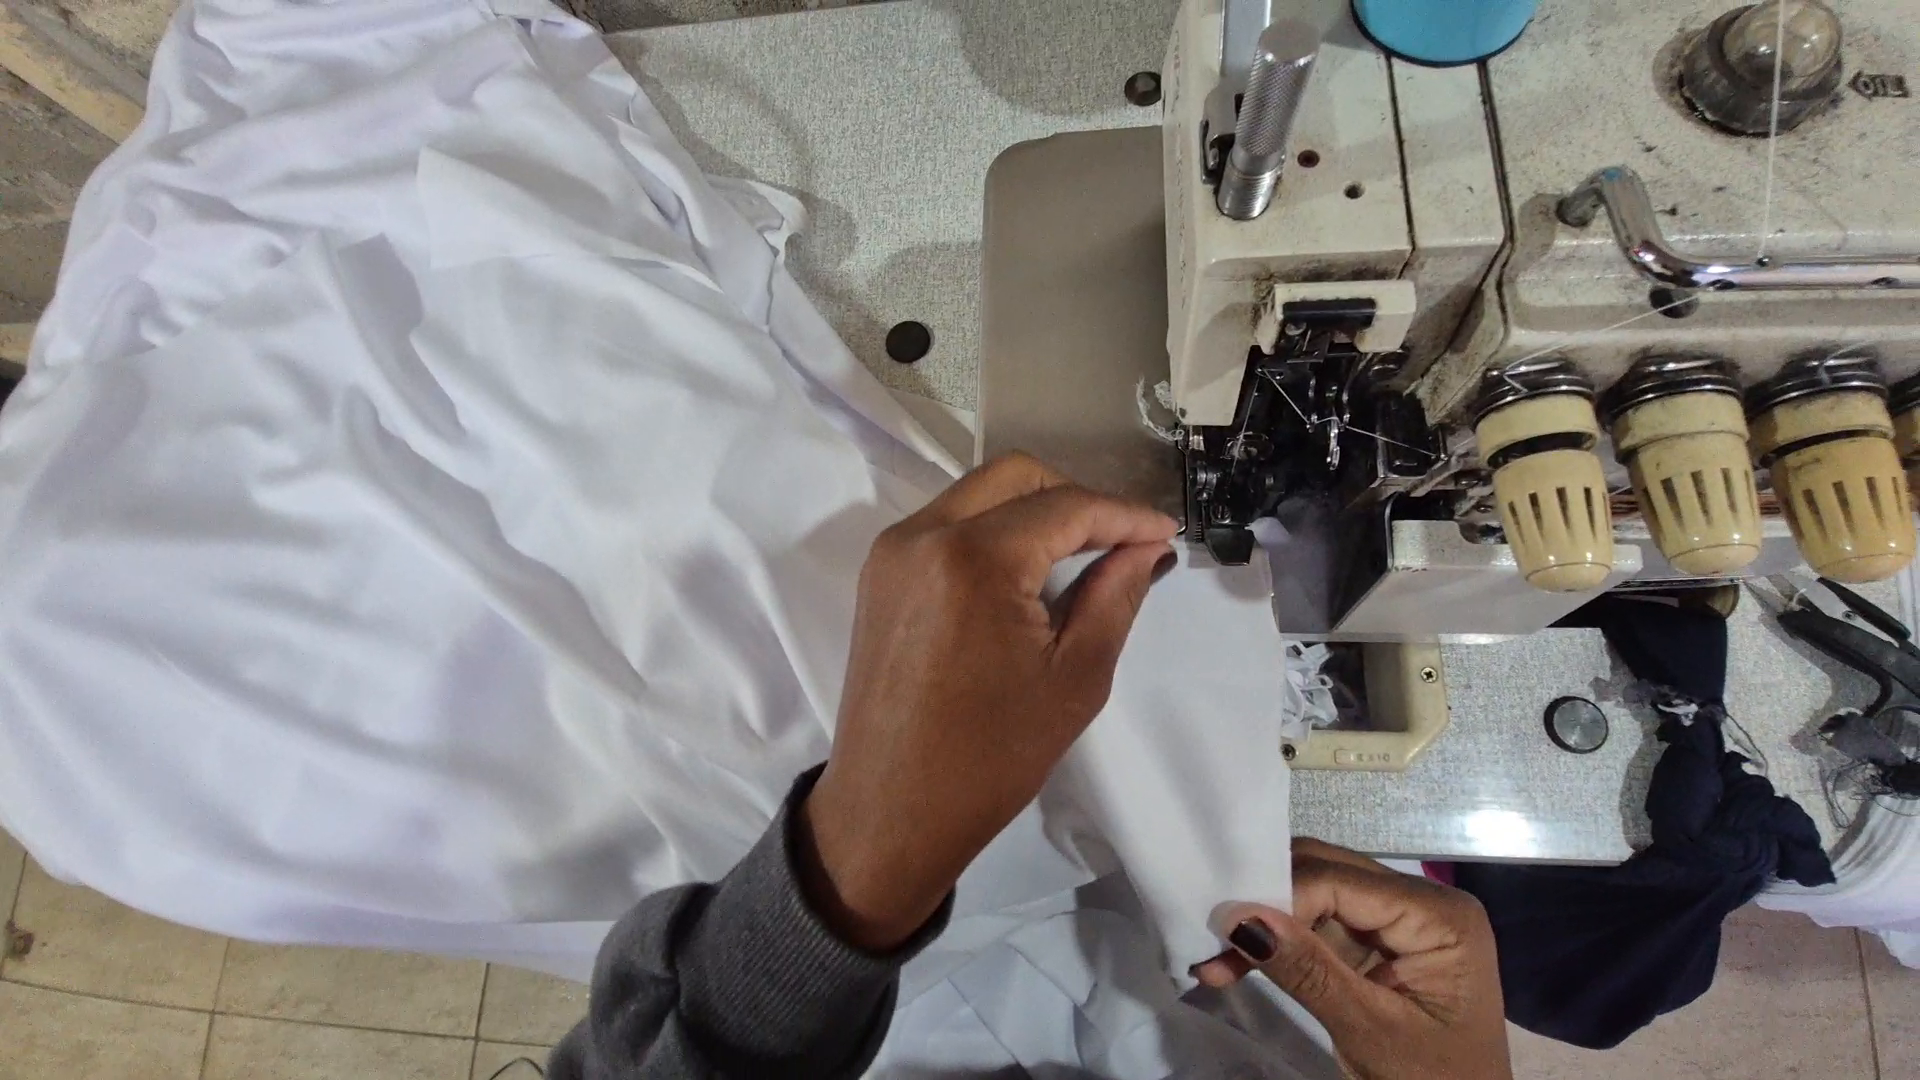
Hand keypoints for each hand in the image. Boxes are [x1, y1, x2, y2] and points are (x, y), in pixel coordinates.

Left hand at [798, 453, 1177, 950]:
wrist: (891, 811)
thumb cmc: (990, 758)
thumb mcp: (1076, 678)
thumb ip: (1115, 595)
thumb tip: (1143, 547)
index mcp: (972, 558)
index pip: (1063, 506)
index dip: (1122, 514)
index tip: (1163, 532)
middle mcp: (922, 535)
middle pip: (1014, 476)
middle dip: (1075, 497)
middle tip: (1119, 541)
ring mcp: (891, 552)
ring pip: (977, 494)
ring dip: (1033, 510)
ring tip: (1080, 555)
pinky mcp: (879, 574)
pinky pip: (947, 525)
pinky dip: (993, 531)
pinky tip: (1024, 571)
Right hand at [1194, 839, 1512, 1079]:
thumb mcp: (1370, 1034)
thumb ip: (1307, 970)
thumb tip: (1238, 916)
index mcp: (1438, 916)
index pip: (1338, 881)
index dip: (1279, 899)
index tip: (1227, 930)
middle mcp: (1418, 900)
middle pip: (1321, 873)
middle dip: (1264, 904)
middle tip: (1212, 932)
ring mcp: (1395, 917)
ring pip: (1308, 893)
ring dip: (1262, 924)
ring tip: (1215, 955)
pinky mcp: (1373, 937)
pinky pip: (1312, 922)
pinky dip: (1277, 943)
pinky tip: (1236, 963)